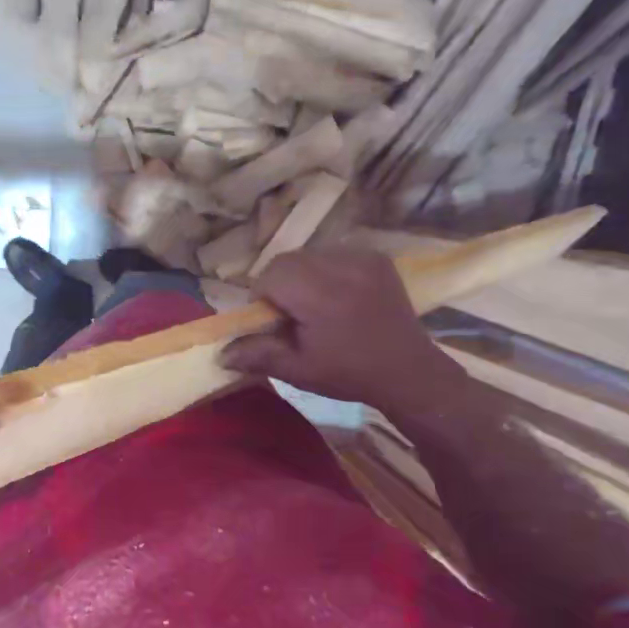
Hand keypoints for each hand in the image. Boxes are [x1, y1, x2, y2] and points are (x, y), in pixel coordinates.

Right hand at [222, 247, 468, 412]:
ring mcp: (362, 257)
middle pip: (289, 260)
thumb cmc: (349, 373)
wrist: (407, 370)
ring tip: (320, 306)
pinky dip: (330, 270)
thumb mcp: (299, 370)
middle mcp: (340, 265)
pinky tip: (341, 297)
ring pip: (312, 254)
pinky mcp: (377, 257)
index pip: (270, 275)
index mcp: (319, 293)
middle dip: (283, 284)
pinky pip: (337, 254)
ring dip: (306, 275)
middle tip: (295, 316)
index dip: (264, 297)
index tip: (275, 322)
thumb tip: (220, 352)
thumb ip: (258, 354)